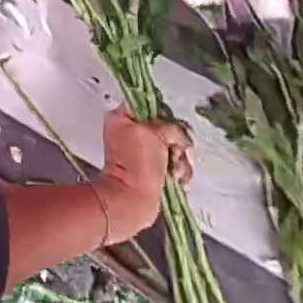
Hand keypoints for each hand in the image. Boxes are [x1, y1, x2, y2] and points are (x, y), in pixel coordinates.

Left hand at [92, 108, 192, 243]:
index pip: (148, 104)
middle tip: (173, 152)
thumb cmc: (137, 162)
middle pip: (166, 126)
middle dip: (176, 141)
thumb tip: (180, 135)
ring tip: (174, 170)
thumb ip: (170, 126)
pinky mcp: (155, 168)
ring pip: (175, 145)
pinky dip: (180, 171)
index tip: (170, 127)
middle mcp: (132, 131)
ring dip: (180, 158)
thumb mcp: (153, 132)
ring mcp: (144, 151)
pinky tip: (177, 179)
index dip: (163, 114)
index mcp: (122, 117)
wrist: (132, 198)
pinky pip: (176, 163)